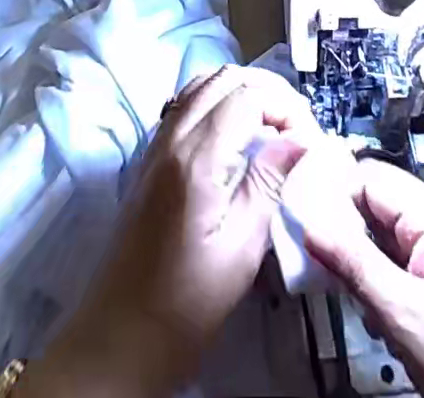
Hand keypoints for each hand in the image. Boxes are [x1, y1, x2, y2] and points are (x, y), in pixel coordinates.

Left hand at [21, 65, 321, 397]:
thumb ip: (270, 181)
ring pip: (202, 85)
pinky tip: (239, 134)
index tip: (308, 141)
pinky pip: (186, 106)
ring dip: (244, 91)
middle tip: (296, 127)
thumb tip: (301, 138)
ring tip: (273, 124)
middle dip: (270, 91)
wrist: (115, 345)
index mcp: (195, 160)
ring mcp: (155, 149)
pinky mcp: (150, 162)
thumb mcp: (242, 247)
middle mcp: (170, 142)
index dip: (287, 107)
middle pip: (225, 78)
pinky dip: (220, 102)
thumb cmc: (185, 305)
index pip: (249, 96)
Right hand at [286, 151, 423, 397]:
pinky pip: (396, 264)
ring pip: (381, 237)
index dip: (331, 191)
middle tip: (303, 258)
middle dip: (340, 229)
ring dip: (356, 261)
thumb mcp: (404, 311)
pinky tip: (368, 311)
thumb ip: (354, 262)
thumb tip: (307, 218)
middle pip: (376, 204)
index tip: (290, 214)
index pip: (372, 178)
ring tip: (333, 288)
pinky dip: (375, 282)